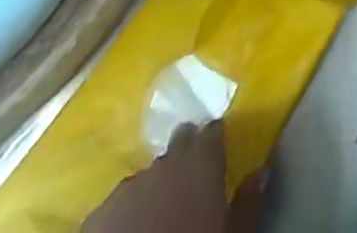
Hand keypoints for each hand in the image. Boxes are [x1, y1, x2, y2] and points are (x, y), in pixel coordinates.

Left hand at [81, 122, 252, 232]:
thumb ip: (248, 202)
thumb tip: (260, 171)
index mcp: (200, 165)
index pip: (212, 132)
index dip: (216, 135)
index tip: (220, 141)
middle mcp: (164, 165)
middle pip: (179, 143)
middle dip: (187, 150)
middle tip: (193, 171)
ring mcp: (126, 188)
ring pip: (149, 174)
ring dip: (157, 183)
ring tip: (162, 207)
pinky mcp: (97, 214)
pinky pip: (120, 202)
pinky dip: (129, 209)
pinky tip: (132, 227)